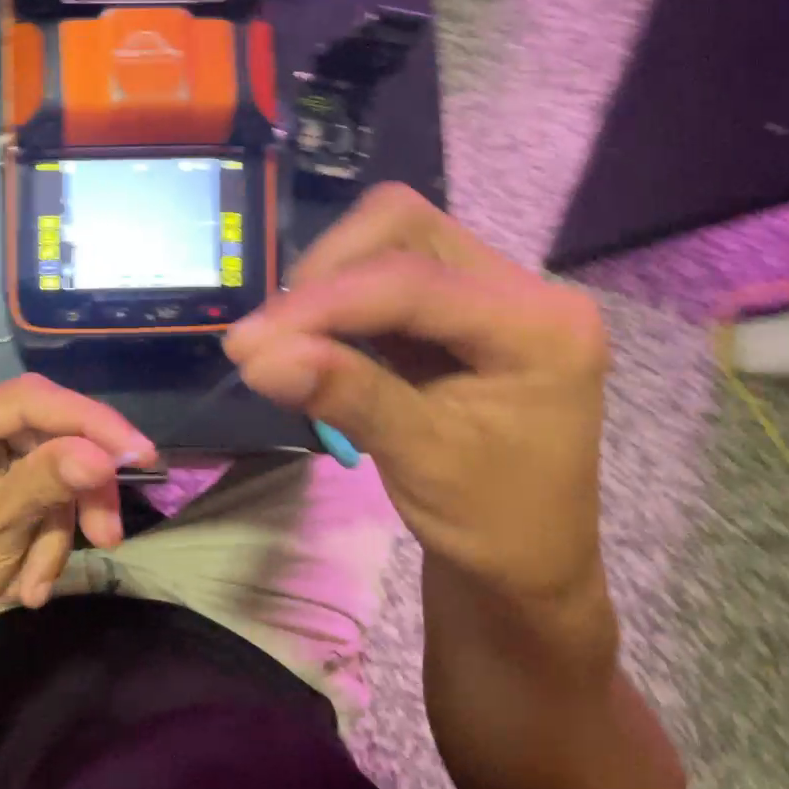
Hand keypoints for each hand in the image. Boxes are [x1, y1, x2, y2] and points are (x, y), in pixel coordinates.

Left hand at [0, 374, 154, 664]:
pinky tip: (29, 581)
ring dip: (55, 527)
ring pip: (45, 467)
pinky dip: (41, 532)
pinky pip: (31, 488)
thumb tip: (106, 455)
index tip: (141, 453)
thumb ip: (49, 481)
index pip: (29, 400)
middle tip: (108, 534)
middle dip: (76, 489)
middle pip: (44, 434)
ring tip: (39, 583)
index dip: (91, 422)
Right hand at [224, 184, 609, 599]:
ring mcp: (485, 294)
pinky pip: (382, 275)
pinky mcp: (451, 310)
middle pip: (405, 228)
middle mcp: (519, 291)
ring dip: (327, 283)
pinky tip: (310, 339)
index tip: (249, 343)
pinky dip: (336, 301)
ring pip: (389, 242)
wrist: (524, 560)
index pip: (415, 282)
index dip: (325, 303)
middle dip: (328, 272)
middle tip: (273, 334)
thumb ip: (346, 395)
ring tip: (283, 339)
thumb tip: (258, 356)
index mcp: (539, 327)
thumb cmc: (492, 521)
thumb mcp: (422, 460)